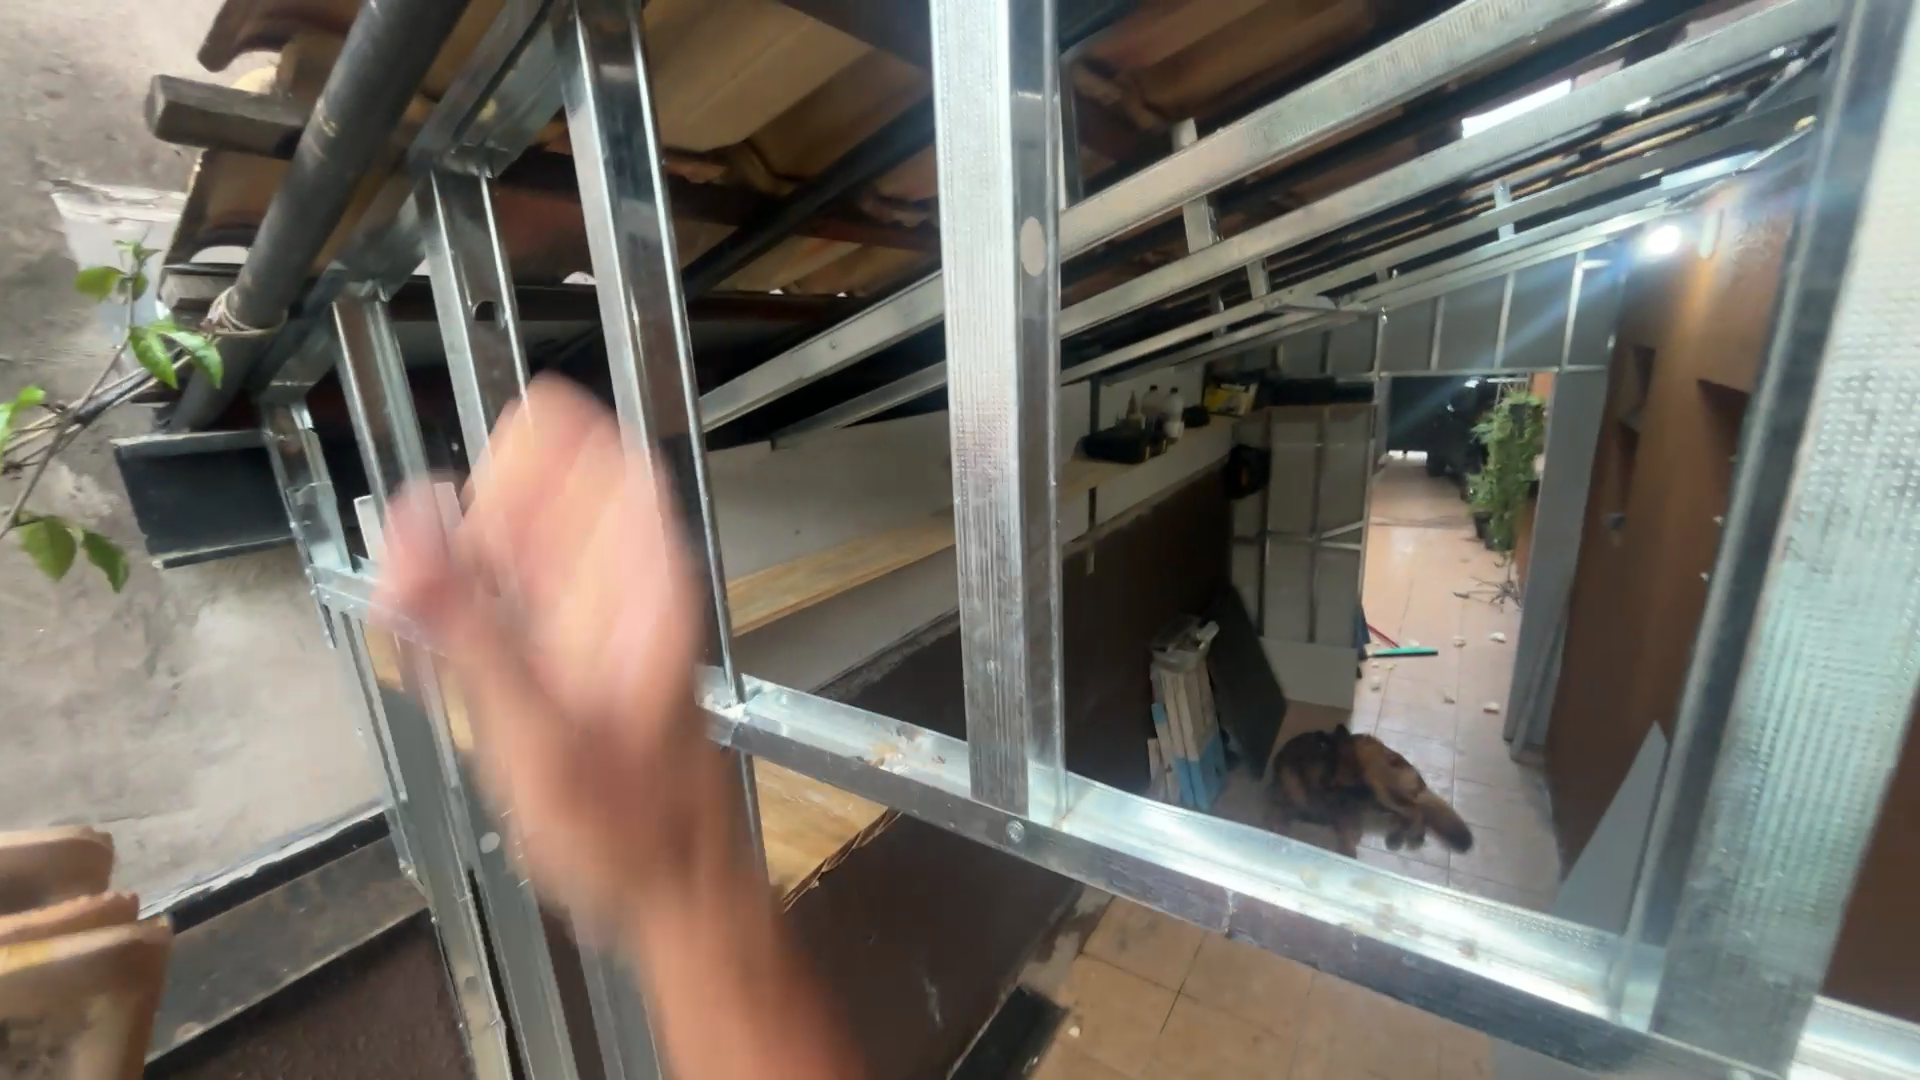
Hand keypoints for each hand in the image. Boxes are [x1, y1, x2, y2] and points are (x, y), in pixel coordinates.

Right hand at [377, 375, 734, 929]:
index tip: (537, 404)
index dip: (583, 439)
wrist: (670, 875)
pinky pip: (538, 608)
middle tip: (482, 453)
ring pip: (559, 556)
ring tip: (457, 514)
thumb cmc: (633, 817)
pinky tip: (460, 586)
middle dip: (533, 477)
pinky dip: (497, 590)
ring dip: (506, 531)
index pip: (627, 484)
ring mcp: (611, 636)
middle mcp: (636, 604)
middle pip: (588, 510)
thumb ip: (473, 631)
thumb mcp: (542, 729)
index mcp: (650, 595)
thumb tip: (417, 526)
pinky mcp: (585, 670)